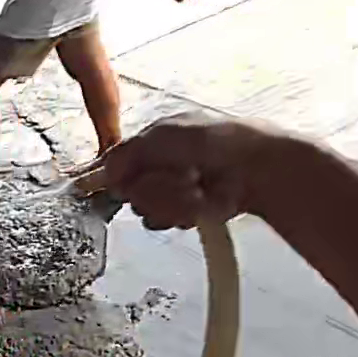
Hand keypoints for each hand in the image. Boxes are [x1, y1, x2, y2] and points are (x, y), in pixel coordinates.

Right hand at [102, 111, 302, 228]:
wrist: (255, 168)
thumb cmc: (212, 141)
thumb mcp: (164, 135)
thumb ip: (127, 153)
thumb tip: (103, 174)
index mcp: (152, 142)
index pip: (117, 163)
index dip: (113, 175)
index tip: (109, 184)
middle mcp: (156, 167)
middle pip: (127, 189)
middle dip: (149, 187)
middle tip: (177, 178)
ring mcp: (169, 191)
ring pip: (142, 207)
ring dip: (167, 200)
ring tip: (193, 190)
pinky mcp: (182, 213)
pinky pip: (161, 221)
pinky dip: (178, 213)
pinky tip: (197, 204)